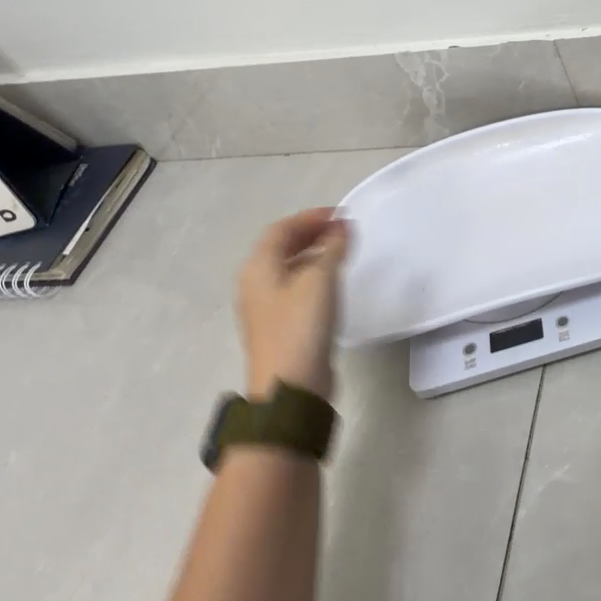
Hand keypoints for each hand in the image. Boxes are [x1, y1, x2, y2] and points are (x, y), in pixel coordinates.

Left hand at [236, 208, 349, 400]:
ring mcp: (265, 306)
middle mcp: (255, 283)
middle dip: (313, 233)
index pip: (282, 229)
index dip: (312, 217)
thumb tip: (342, 228)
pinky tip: (333, 282)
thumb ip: (333, 248)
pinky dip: (314, 274)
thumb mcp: (321, 279)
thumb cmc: (301, 325)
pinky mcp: (279, 324)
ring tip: (344, 251)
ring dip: (315, 253)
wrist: (290, 385)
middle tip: (345, 231)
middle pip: (282, 246)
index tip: (343, 216)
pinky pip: (295, 286)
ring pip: (289, 267)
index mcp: (258, 267)